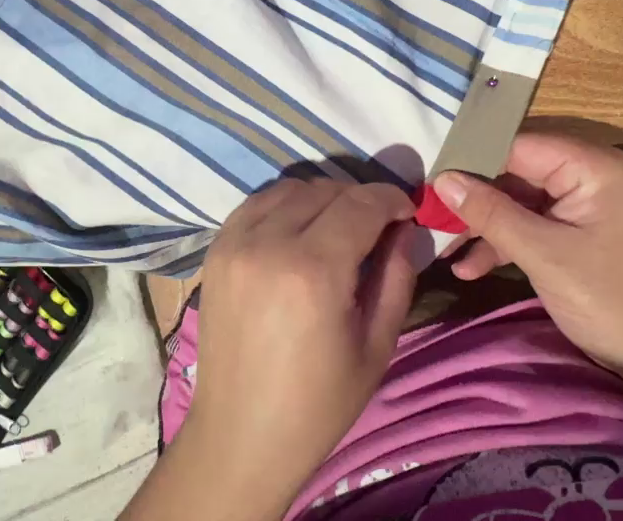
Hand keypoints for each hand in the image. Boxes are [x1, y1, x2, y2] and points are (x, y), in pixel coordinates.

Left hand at [173, 179, 418, 510]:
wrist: (241, 434)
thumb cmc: (319, 403)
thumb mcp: (376, 344)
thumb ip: (396, 275)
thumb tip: (404, 228)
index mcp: (313, 271)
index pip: (360, 204)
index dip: (390, 199)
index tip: (407, 212)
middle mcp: (268, 243)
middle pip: (325, 190)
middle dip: (359, 199)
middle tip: (378, 227)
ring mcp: (235, 242)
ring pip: (289, 189)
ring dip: (321, 197)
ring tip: (338, 228)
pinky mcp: (215, 249)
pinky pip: (256, 204)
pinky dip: (284, 205)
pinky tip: (299, 231)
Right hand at [432, 134, 622, 387]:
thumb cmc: (612, 300)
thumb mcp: (544, 255)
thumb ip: (491, 213)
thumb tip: (441, 179)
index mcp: (590, 165)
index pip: (514, 144)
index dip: (469, 157)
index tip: (425, 174)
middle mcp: (585, 172)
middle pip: (510, 170)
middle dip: (469, 196)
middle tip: (426, 212)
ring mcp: (578, 202)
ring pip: (512, 198)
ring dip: (480, 224)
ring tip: (441, 249)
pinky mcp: (571, 229)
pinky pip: (525, 222)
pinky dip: (499, 242)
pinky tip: (467, 269)